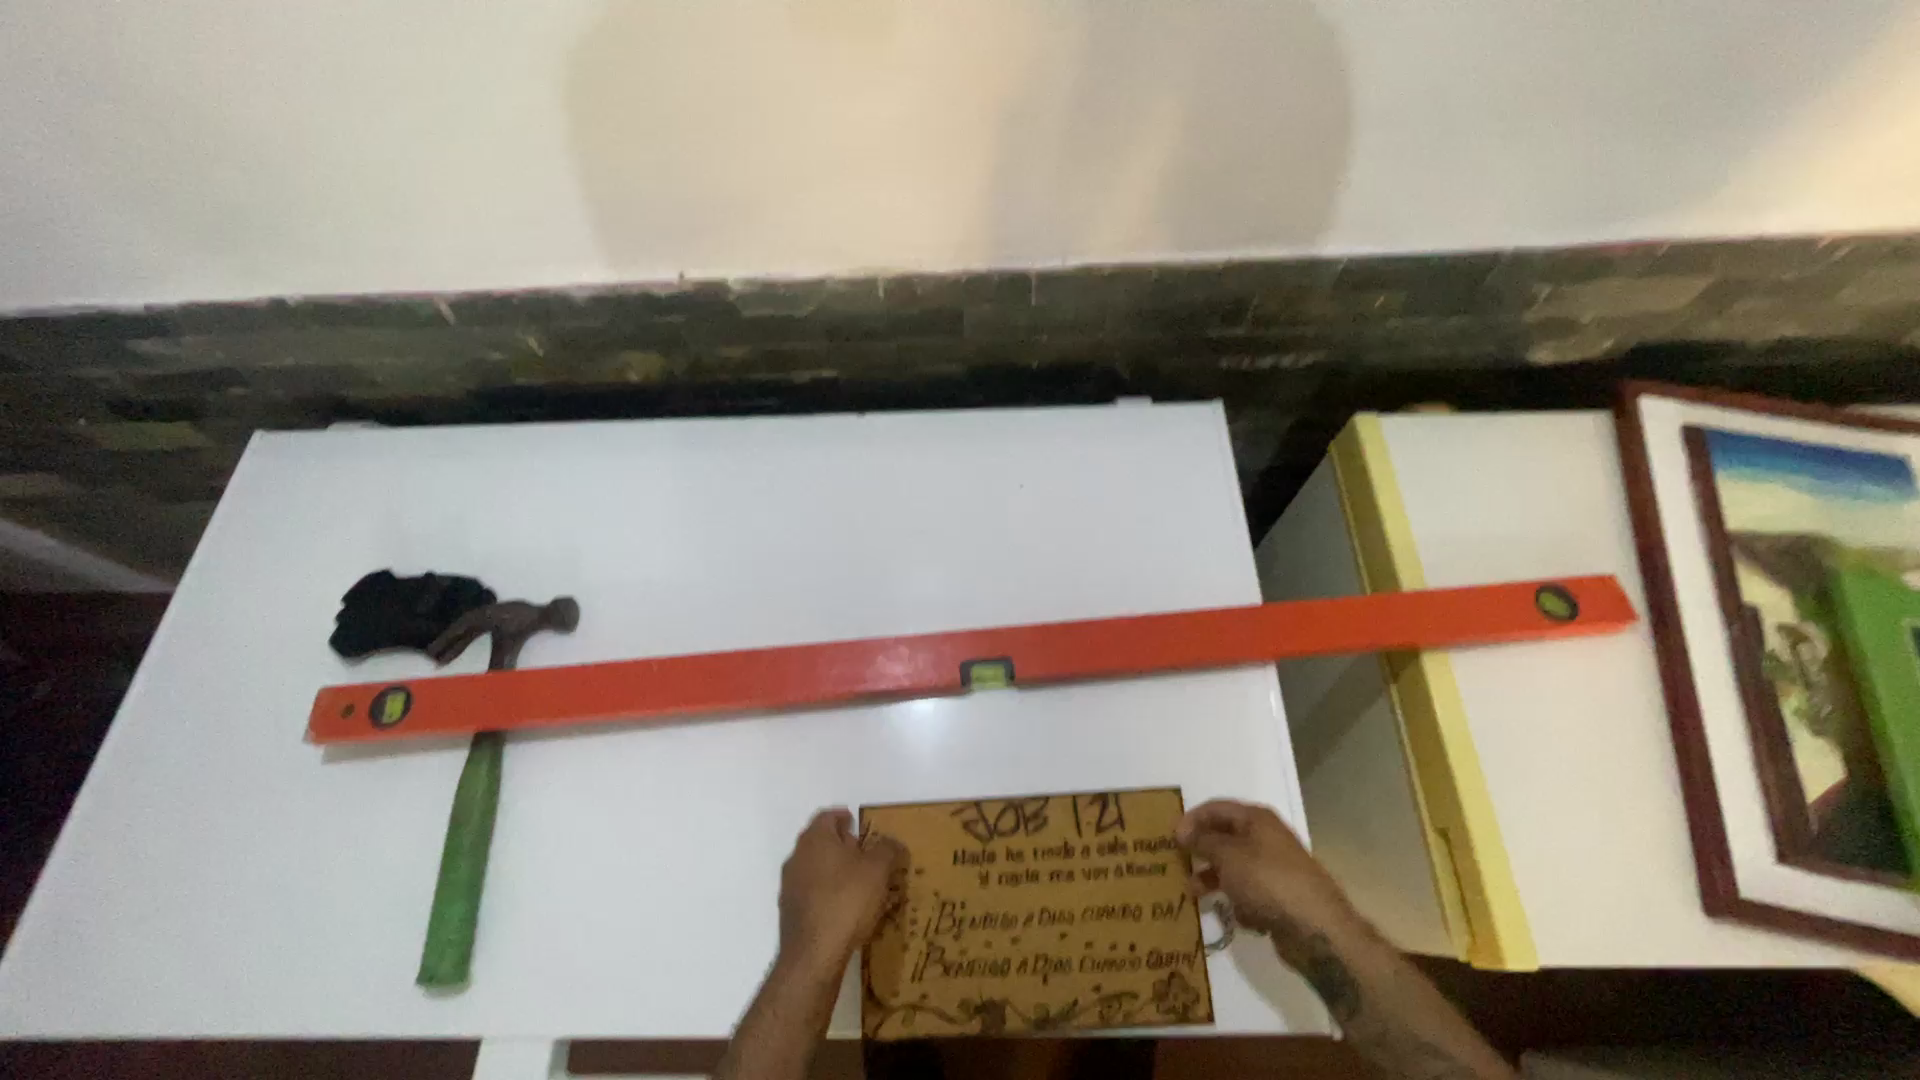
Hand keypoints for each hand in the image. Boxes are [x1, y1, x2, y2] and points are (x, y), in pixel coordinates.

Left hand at [776, 808, 904, 976]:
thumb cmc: (847, 900)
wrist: (813, 954)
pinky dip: (826, 892)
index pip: (827, 816)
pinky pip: (811, 892)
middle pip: (819, 841)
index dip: (842, 817)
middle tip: (862, 852)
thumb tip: (891, 842)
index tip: (856, 822)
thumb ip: (887, 850)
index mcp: (815, 839)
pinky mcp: (789, 912)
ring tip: (857, 882)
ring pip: (814, 868)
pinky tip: (843, 908)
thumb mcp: (878, 870)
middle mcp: (797, 857)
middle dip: (840, 844)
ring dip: (833, 870)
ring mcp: (789, 886)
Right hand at [1176, 799, 1361, 947]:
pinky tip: (1235, 914)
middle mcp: (1267, 838)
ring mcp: (1274, 869)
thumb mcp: (1227, 855)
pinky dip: (1237, 901)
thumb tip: (1184, 832)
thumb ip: (1202, 841)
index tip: (1170, 839)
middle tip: (1177, 863)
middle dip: (1200, 850)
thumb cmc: (1267, 881)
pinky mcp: (1279, 897)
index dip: (1191, 820)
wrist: (1316, 929)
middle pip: (1224, 837)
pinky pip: (1248, 892)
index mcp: (1257, 820)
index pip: (1216, 808)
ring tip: (1193, 892)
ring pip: (1234, 867)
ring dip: (1213, 878)